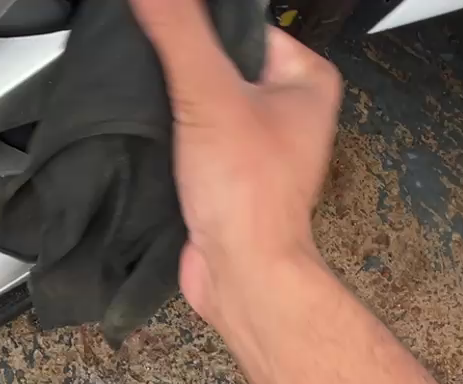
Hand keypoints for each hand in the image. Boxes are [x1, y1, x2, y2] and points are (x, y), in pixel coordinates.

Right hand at [131, 0, 342, 341]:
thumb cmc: (250, 200)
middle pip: (219, 69)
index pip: (243, 27)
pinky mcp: (225, 184)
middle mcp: (284, 115)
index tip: (166, 35)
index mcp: (304, 80)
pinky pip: (192, 150)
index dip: (201, 31)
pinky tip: (157, 152)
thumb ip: (180, 34)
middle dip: (183, 77)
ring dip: (174, 116)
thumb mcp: (210, 95)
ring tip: (160, 120)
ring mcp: (254, 153)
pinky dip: (171, 150)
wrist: (240, 276)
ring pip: (203, 112)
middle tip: (158, 83)